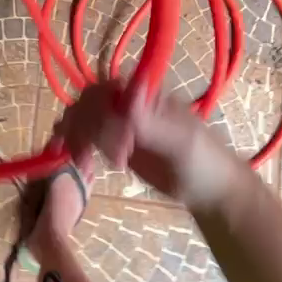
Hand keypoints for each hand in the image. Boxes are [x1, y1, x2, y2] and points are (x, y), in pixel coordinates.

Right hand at [55, 79, 247, 212]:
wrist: (208, 190)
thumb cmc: (203, 163)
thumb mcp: (182, 143)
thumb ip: (152, 121)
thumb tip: (129, 92)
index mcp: (145, 93)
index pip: (107, 91)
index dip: (101, 118)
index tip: (120, 153)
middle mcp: (127, 101)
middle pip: (88, 103)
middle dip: (83, 130)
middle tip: (91, 162)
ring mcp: (118, 121)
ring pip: (80, 116)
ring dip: (74, 138)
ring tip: (83, 166)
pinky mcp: (112, 141)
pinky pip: (83, 133)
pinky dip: (72, 143)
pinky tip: (74, 160)